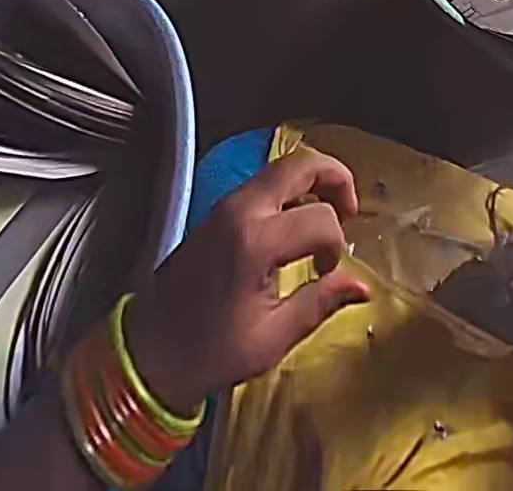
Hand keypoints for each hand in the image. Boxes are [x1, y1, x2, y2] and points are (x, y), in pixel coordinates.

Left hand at [125, 149, 371, 411]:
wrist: (151, 349)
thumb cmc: (210, 349)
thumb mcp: (272, 337)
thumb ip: (320, 302)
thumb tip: (361, 286)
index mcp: (254, 241)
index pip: (319, 219)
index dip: (336, 245)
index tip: (329, 273)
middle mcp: (242, 209)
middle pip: (300, 164)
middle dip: (336, 178)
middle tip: (349, 211)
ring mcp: (228, 203)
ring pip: (283, 166)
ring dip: (314, 181)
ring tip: (330, 215)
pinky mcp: (222, 207)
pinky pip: (266, 181)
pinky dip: (293, 188)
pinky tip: (300, 221)